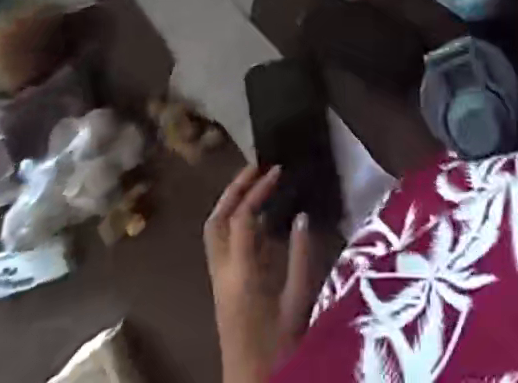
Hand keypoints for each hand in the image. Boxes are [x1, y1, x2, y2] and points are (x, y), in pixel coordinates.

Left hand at [204, 165, 317, 382]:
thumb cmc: (278, 350)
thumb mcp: (298, 303)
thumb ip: (301, 258)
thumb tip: (302, 216)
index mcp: (240, 274)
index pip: (240, 219)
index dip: (257, 190)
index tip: (277, 170)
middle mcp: (222, 274)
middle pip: (216, 221)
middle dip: (234, 190)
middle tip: (257, 167)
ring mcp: (220, 283)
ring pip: (215, 233)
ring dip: (232, 204)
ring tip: (257, 184)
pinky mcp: (225, 291)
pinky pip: (224, 246)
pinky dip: (238, 223)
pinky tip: (262, 221)